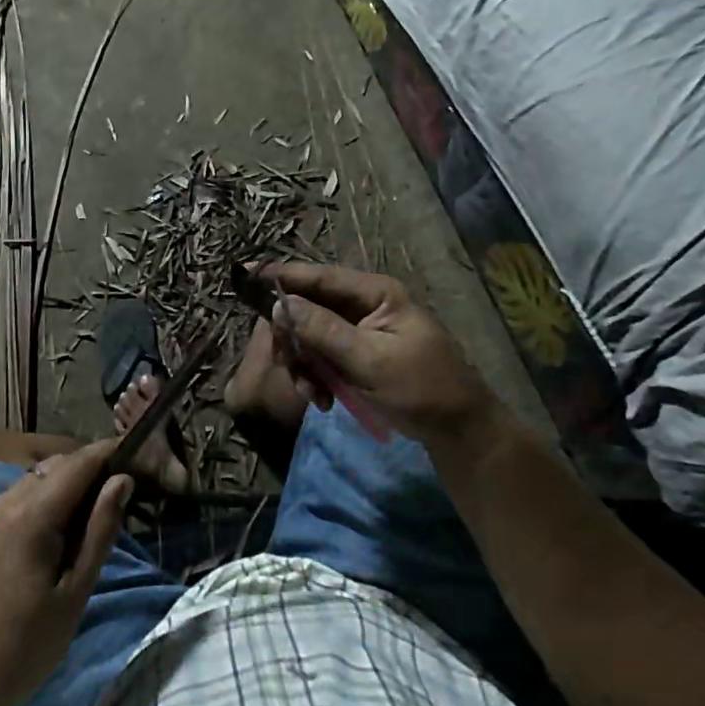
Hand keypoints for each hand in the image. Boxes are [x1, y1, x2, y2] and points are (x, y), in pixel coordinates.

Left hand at [0, 441, 134, 705]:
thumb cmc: (26, 645)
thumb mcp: (75, 592)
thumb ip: (100, 530)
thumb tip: (123, 481)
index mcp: (30, 515)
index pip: (78, 462)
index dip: (109, 451)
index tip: (139, 450)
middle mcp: (5, 501)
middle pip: (57, 464)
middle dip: (91, 466)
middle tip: (125, 486)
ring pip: (38, 477)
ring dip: (69, 480)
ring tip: (98, 506)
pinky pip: (22, 494)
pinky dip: (48, 495)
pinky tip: (64, 524)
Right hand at [257, 262, 502, 448]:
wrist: (457, 430)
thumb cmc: (421, 388)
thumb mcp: (370, 360)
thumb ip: (324, 331)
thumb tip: (281, 303)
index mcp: (375, 294)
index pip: (321, 277)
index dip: (284, 276)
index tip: (248, 275)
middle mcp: (364, 305)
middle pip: (309, 307)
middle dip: (294, 338)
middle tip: (289, 365)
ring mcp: (359, 330)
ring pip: (311, 335)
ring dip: (304, 364)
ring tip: (313, 394)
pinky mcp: (356, 354)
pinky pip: (322, 357)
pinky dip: (316, 377)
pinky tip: (323, 400)